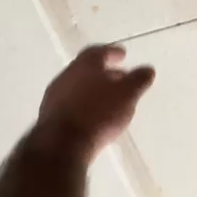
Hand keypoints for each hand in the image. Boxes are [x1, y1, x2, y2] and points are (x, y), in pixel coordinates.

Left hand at [33, 44, 155, 159]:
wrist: (62, 144)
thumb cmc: (99, 112)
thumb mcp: (128, 94)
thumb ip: (139, 80)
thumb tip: (148, 69)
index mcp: (85, 65)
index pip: (98, 52)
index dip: (112, 52)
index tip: (123, 55)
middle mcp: (66, 76)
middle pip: (86, 69)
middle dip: (105, 73)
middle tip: (120, 78)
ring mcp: (54, 97)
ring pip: (77, 87)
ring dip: (94, 90)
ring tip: (110, 100)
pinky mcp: (49, 117)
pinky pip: (71, 105)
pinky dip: (84, 105)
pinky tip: (95, 116)